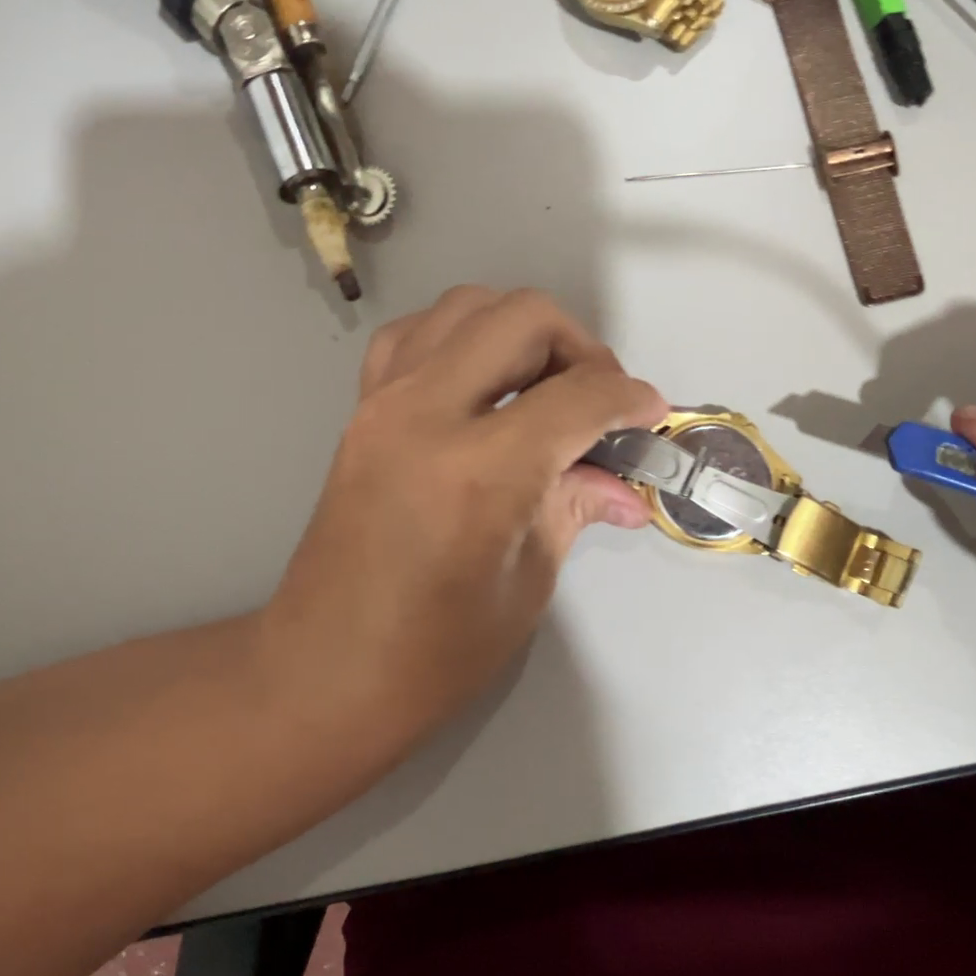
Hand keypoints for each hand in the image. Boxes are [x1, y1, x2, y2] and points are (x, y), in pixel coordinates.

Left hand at [262, 287, 665, 750]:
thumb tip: (622, 488)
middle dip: (580, 346)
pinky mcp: (360, 411)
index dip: (628, 398)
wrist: (325, 669)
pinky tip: (480, 381)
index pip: (577, 396)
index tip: (650, 415)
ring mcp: (382, 404)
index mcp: (479, 471)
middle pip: (522, 318)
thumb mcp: (526, 583)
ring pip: (465, 306)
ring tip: (544, 385)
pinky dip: (459, 336)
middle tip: (599, 401)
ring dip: (519, 329)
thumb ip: (573, 508)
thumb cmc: (434, 653)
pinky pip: (414, 335)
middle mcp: (425, 414)